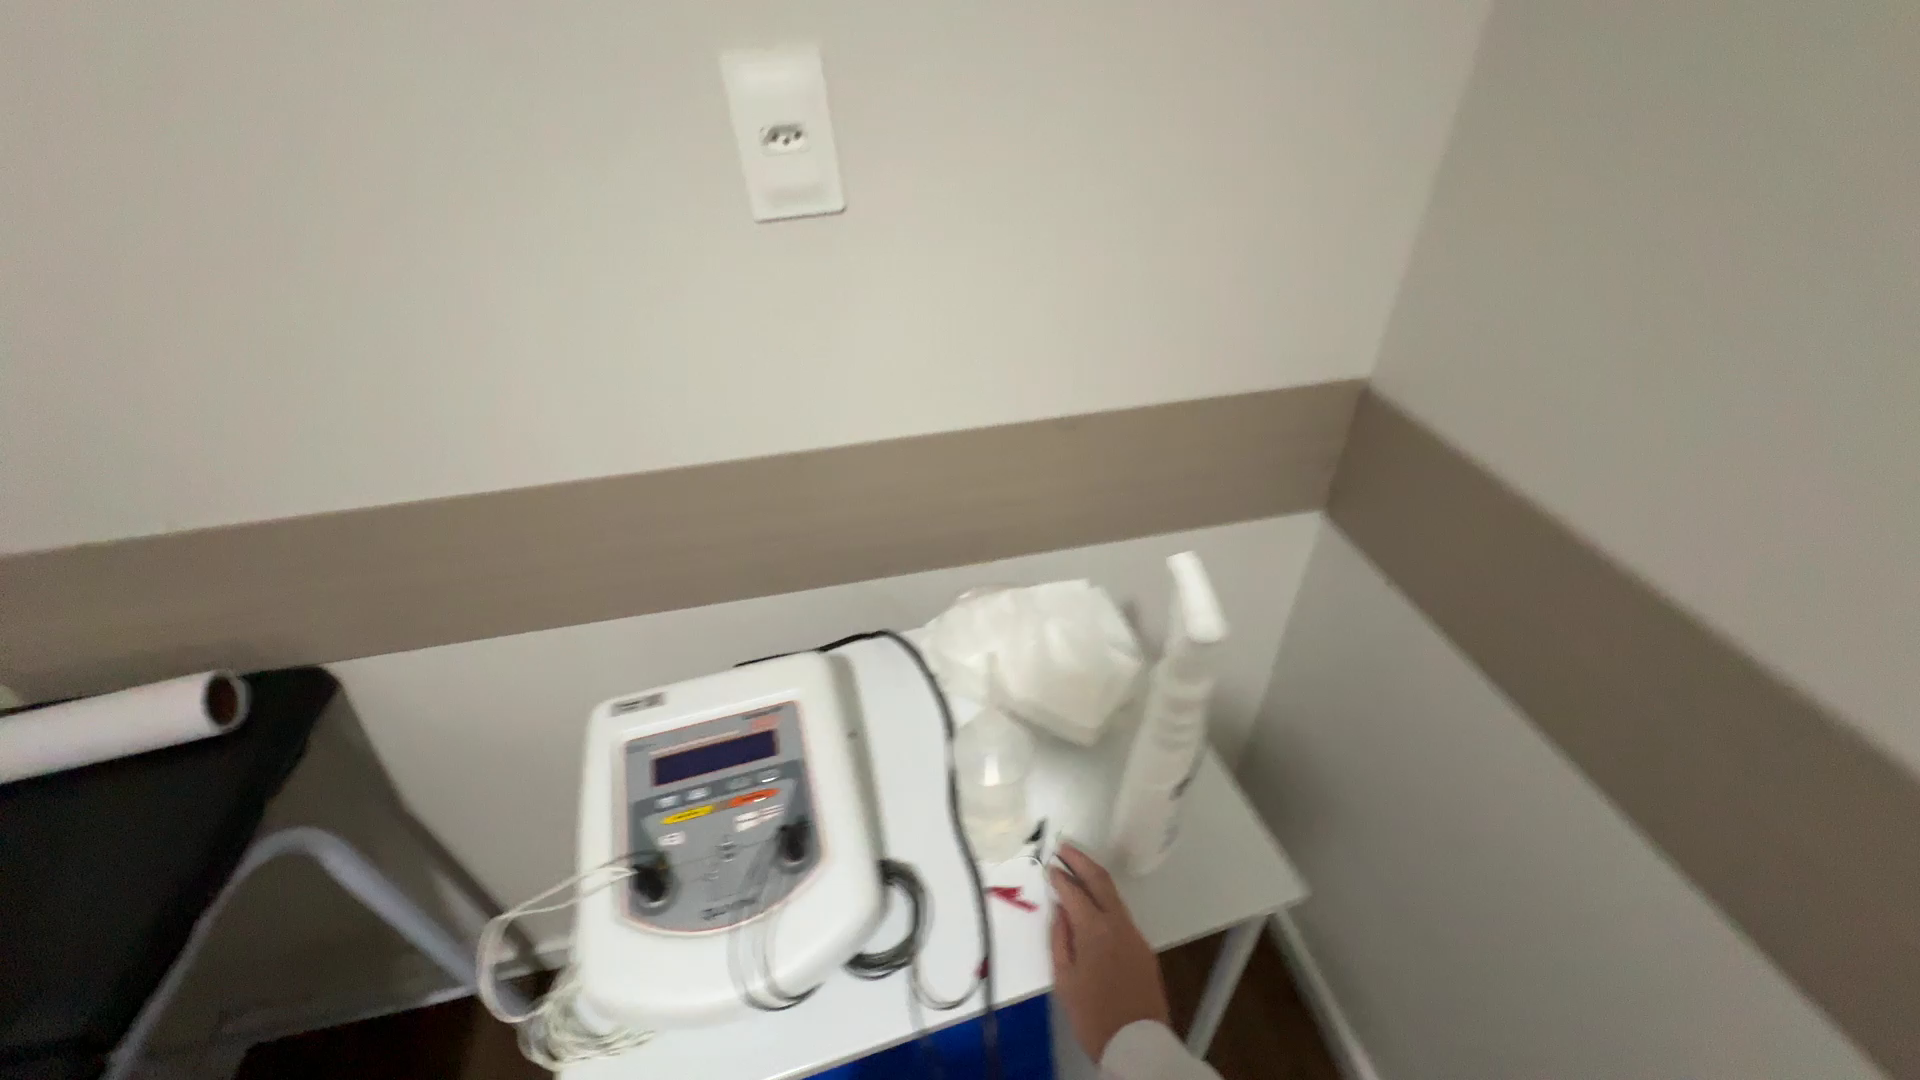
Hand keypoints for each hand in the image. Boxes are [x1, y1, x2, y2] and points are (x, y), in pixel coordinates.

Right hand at [1048, 844, 1170, 1061]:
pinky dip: (1105, 901)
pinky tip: (1093, 906)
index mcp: (1094, 929)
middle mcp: (1117, 923)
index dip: (1059, 876)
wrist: (1138, 1044)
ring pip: (1113, 896)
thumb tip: (1059, 911)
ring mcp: (1134, 934)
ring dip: (1094, 878)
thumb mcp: (1064, 979)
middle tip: (1064, 847)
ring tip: (1076, 869)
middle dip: (1080, 860)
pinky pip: (1120, 915)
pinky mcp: (1143, 947)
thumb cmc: (1092, 1015)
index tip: (1048, 864)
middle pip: (1100, 880)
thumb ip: (1059, 938)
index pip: (1073, 891)